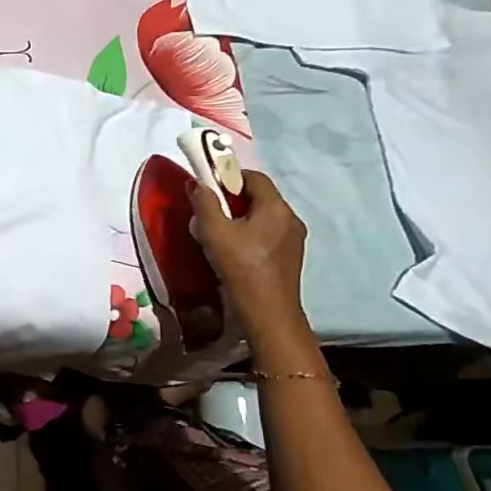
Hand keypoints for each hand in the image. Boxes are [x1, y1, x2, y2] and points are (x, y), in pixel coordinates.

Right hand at [190, 170, 312, 348]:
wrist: (268, 314)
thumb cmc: (241, 268)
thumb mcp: (214, 232)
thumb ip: (204, 203)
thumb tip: (196, 183)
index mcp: (276, 207)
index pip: (254, 177)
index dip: (229, 176)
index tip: (208, 188)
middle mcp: (291, 219)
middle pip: (260, 197)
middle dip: (233, 200)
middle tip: (209, 213)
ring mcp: (294, 240)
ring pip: (264, 218)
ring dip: (241, 219)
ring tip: (218, 235)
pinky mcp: (290, 259)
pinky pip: (268, 236)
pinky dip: (250, 236)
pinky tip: (234, 253)